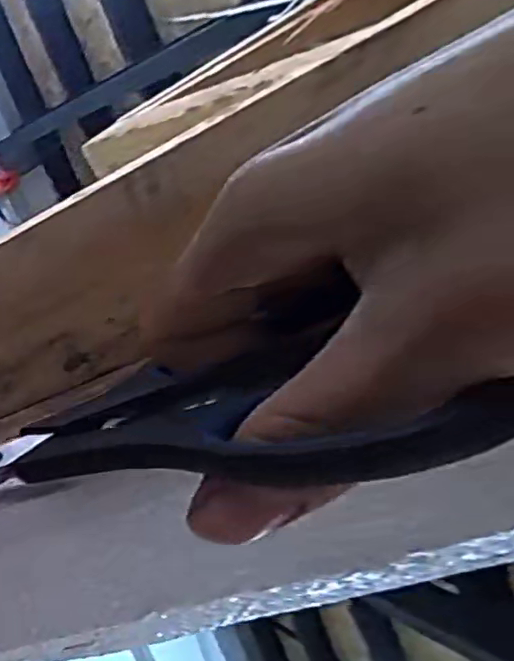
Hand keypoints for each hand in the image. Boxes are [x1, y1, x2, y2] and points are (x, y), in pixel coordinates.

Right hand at [150, 16, 513, 543]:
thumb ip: (318, 429)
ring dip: (408, 321)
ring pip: (350, 279)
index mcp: (249, 215)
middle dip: (334, 357)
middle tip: (438, 372)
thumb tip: (207, 528)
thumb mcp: (441, 331)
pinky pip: (421, 235)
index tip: (322, 410)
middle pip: (265, 309)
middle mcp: (294, 179)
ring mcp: (386, 148)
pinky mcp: (470, 131)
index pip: (179, 336)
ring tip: (501, 321)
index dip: (225, 390)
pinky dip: (464, 275)